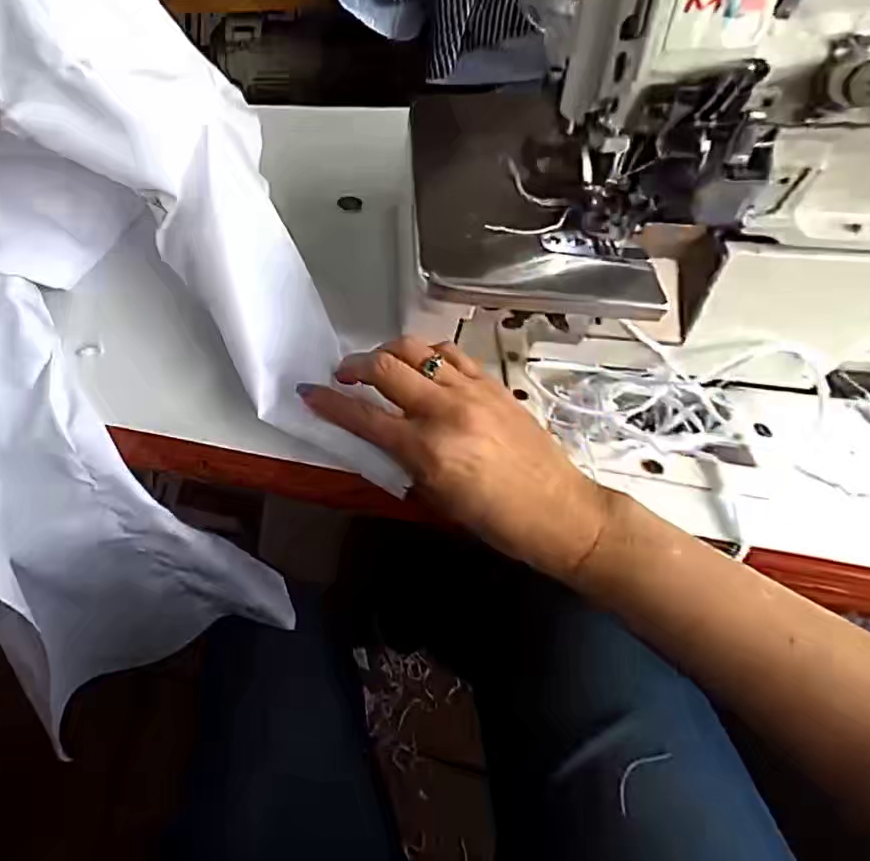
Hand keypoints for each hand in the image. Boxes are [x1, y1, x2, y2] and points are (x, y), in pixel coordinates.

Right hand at [301, 336, 621, 582]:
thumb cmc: (495, 520)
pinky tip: (422, 364)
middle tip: (343, 375)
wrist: (559, 512)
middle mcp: (444, 411)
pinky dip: (426, 353)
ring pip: (415, 349)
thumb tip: (378, 434)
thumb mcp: (436, 497)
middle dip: (352, 366)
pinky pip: (449, 354)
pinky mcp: (492, 383)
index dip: (329, 403)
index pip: (362, 416)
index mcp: (426, 450)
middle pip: (384, 368)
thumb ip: (402, 460)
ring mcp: (471, 391)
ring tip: (380, 365)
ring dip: (387, 352)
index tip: (309, 392)